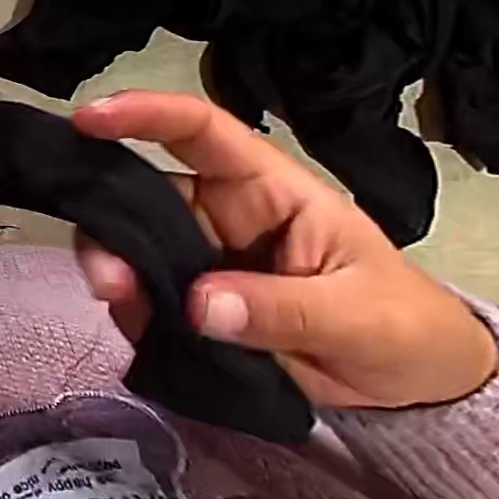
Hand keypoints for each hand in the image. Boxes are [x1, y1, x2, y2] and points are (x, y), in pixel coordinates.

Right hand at [71, 91, 498, 408]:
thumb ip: (283, 308)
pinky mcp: (186, 297)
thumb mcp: (360, 316)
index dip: (144, 113)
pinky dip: (128, 308)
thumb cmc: (402, 325)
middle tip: (106, 278)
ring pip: (129, 242)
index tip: (89, 118)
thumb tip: (197, 304)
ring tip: (123, 307)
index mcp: (264, 188)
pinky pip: (139, 291)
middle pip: (142, 190)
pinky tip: (141, 331)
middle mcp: (217, 211)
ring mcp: (198, 255)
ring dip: (113, 269)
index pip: (199, 130)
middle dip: (109, 221)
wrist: (410, 385)